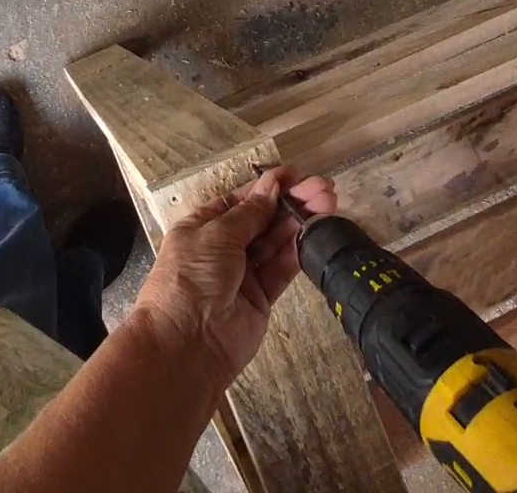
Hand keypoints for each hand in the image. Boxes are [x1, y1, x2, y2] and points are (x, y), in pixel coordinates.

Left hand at [131, 166, 337, 384]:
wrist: (187, 342)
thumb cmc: (192, 276)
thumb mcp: (216, 235)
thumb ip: (249, 214)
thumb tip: (271, 187)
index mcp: (203, 225)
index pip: (240, 199)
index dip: (267, 186)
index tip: (295, 174)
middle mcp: (223, 246)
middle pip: (262, 218)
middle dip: (290, 202)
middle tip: (323, 188)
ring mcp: (243, 272)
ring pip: (275, 241)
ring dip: (299, 221)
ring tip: (328, 202)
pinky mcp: (262, 297)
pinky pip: (281, 268)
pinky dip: (297, 250)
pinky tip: (315, 230)